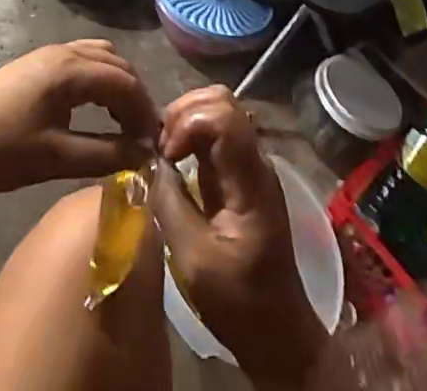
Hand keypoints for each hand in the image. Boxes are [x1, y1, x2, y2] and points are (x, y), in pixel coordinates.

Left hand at [0, 41, 158, 195]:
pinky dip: (98, 81)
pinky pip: (82, 62)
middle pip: (118, 66)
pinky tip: (90, 107)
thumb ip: (106, 154)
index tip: (152, 145)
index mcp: (72, 69)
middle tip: (139, 134)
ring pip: (100, 60)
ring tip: (119, 120)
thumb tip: (147, 155)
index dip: (144, 113)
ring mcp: (48, 55)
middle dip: (134, 97)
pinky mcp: (35, 65)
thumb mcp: (56, 158)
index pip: (127, 83)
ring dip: (117, 86)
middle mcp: (65, 52)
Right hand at [150, 88, 326, 384]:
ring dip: (186, 121)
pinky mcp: (239, 175)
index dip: (189, 121)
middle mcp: (255, 161)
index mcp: (251, 178)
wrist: (275, 325)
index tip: (166, 154)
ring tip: (164, 154)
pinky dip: (190, 136)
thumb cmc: (237, 298)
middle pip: (223, 102)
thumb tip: (151, 163)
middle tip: (160, 148)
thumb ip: (172, 204)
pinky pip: (216, 136)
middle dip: (184, 112)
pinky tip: (173, 161)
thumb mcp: (194, 259)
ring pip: (220, 112)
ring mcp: (249, 165)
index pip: (225, 116)